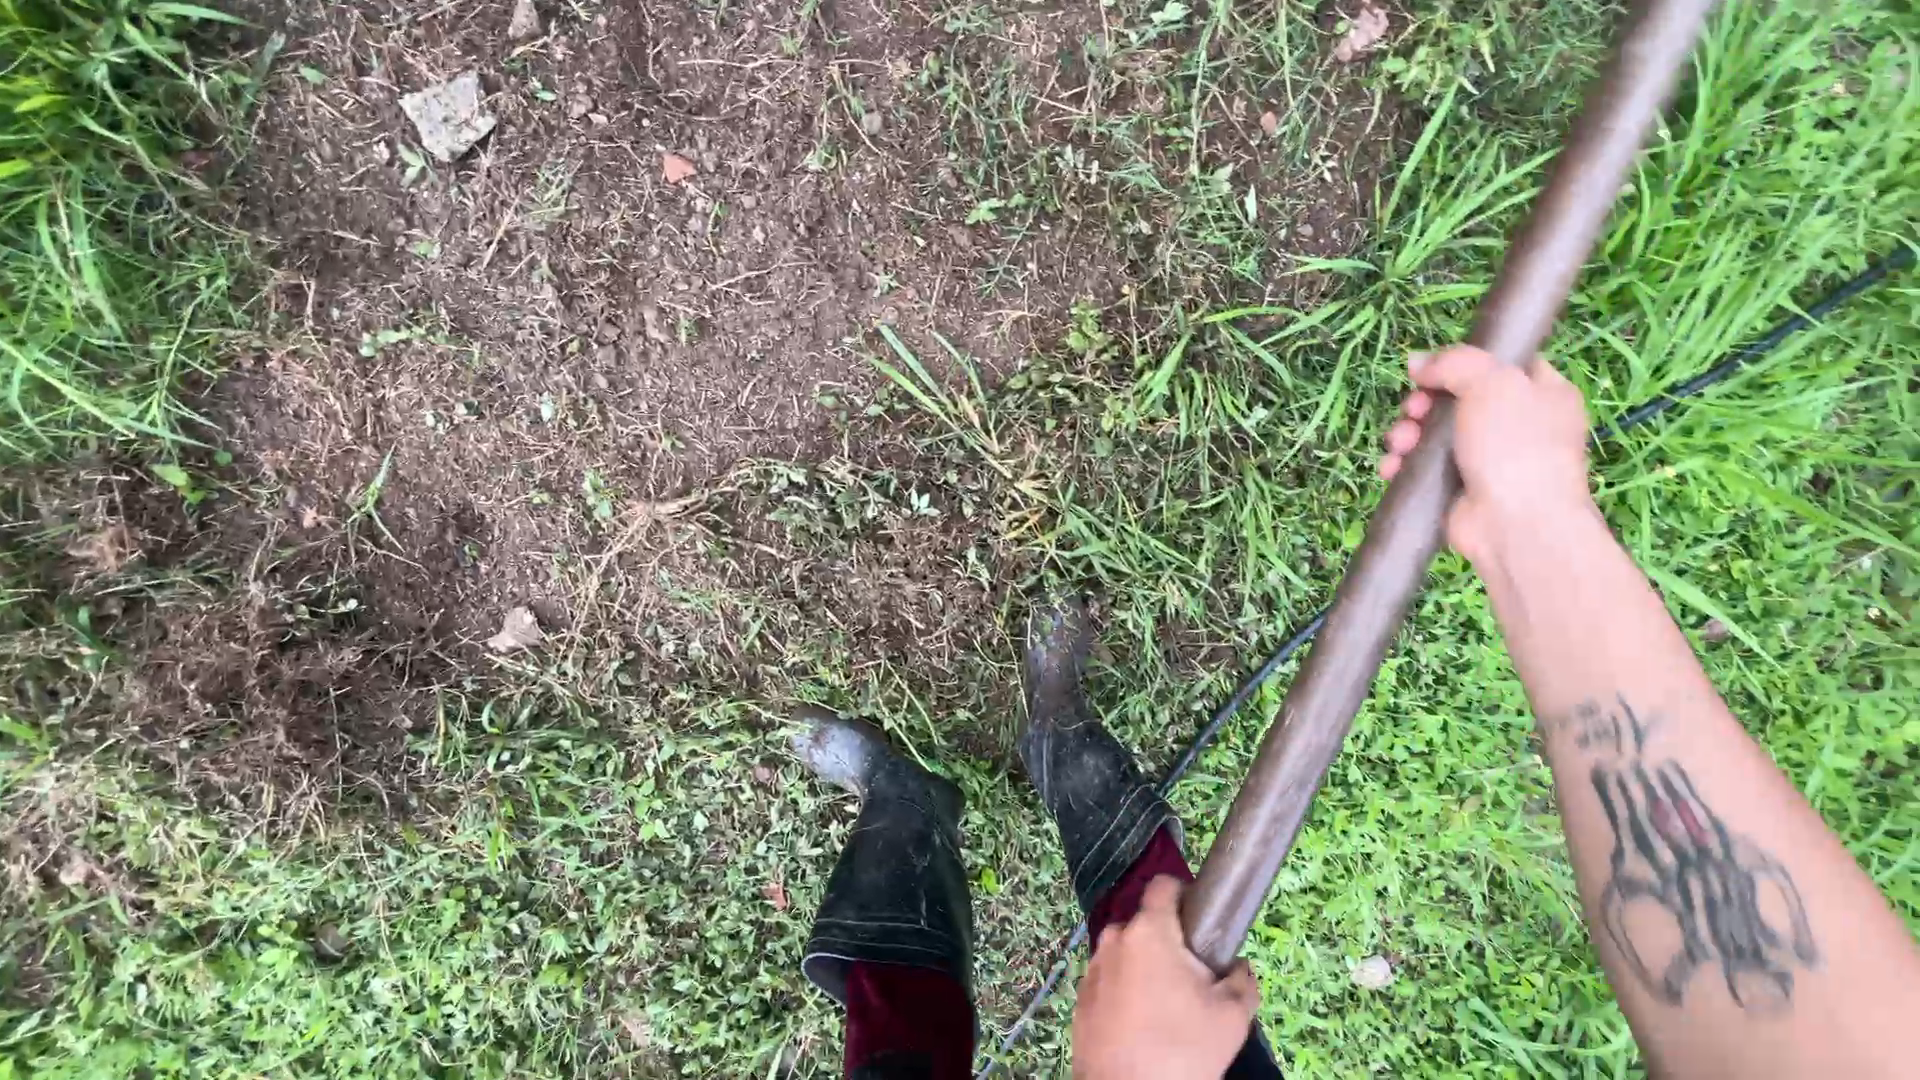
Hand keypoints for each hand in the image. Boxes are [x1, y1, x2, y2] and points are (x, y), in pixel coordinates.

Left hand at [1071, 876, 1259, 1079]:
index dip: (1184, 893)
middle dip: (1168, 944)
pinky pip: (1110, 979)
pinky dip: (1124, 991)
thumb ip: (1241, 979)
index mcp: (1149, 931)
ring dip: (1145, 968)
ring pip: (1127, 953)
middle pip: (1147, 925)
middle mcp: (1115, 938)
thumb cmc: (1181, 1049)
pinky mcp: (1081, 995)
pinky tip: (1140, 1025)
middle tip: (1190, 980)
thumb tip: (1237, 964)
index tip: (1199, 920)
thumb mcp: (1231, 1017)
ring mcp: (1093, 966)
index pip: (1163, 885)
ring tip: (1166, 1009)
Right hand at [1379, 345, 1596, 565]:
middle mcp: (1514, 425)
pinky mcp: (1455, 487)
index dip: (1462, 364)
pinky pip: (1420, 467)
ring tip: (1400, 445)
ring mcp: (1484, 459)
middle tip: (1413, 411)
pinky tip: (1392, 468)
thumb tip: (1417, 361)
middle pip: (1454, 400)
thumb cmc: (1515, 445)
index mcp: (1541, 394)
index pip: (1500, 366)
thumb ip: (1455, 364)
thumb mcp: (1493, 383)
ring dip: (1405, 434)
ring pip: (1431, 434)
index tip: (1433, 371)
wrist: (1515, 522)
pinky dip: (1402, 464)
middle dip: (1422, 404)